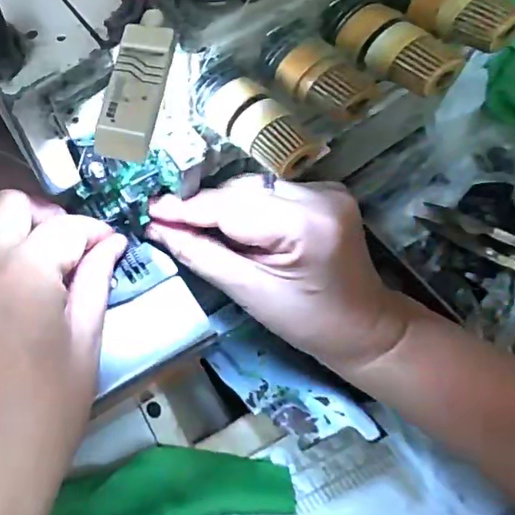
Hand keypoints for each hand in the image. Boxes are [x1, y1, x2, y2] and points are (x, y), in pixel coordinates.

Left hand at [0, 190, 127, 486]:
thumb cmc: (50, 407)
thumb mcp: (85, 341)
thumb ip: (96, 279)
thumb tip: (110, 242)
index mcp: (26, 273)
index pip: (65, 227)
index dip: (93, 231)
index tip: (104, 242)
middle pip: (8, 203)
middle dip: (41, 216)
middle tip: (60, 247)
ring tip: (16, 255)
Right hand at [147, 176, 412, 372]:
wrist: (365, 326)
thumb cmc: (308, 321)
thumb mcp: (247, 292)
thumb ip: (200, 254)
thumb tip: (157, 228)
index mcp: (304, 224)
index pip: (229, 207)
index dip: (186, 208)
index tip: (150, 210)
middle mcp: (317, 196)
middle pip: (238, 191)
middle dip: (200, 207)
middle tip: (164, 222)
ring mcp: (323, 190)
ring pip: (249, 187)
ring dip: (220, 205)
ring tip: (193, 225)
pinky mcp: (322, 191)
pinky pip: (265, 191)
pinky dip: (242, 205)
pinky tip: (233, 225)